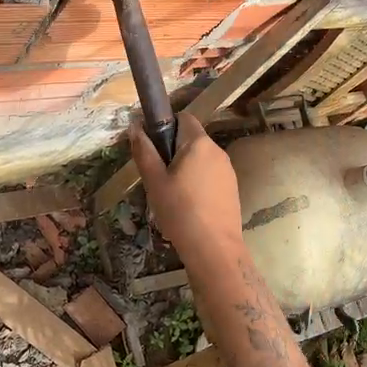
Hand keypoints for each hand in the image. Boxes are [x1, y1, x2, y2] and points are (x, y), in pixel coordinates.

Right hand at [128, 113, 243, 262]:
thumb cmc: (180, 211)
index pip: (183, 118)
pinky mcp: (232, 188)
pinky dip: (197, 184)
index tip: (153, 148)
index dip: (166, 126)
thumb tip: (135, 126)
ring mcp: (228, 170)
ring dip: (184, 169)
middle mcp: (218, 151)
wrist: (213, 248)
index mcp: (199, 143)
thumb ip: (144, 151)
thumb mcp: (154, 181)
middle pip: (191, 140)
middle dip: (173, 152)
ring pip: (200, 160)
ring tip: (171, 196)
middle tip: (157, 178)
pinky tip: (187, 206)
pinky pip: (209, 176)